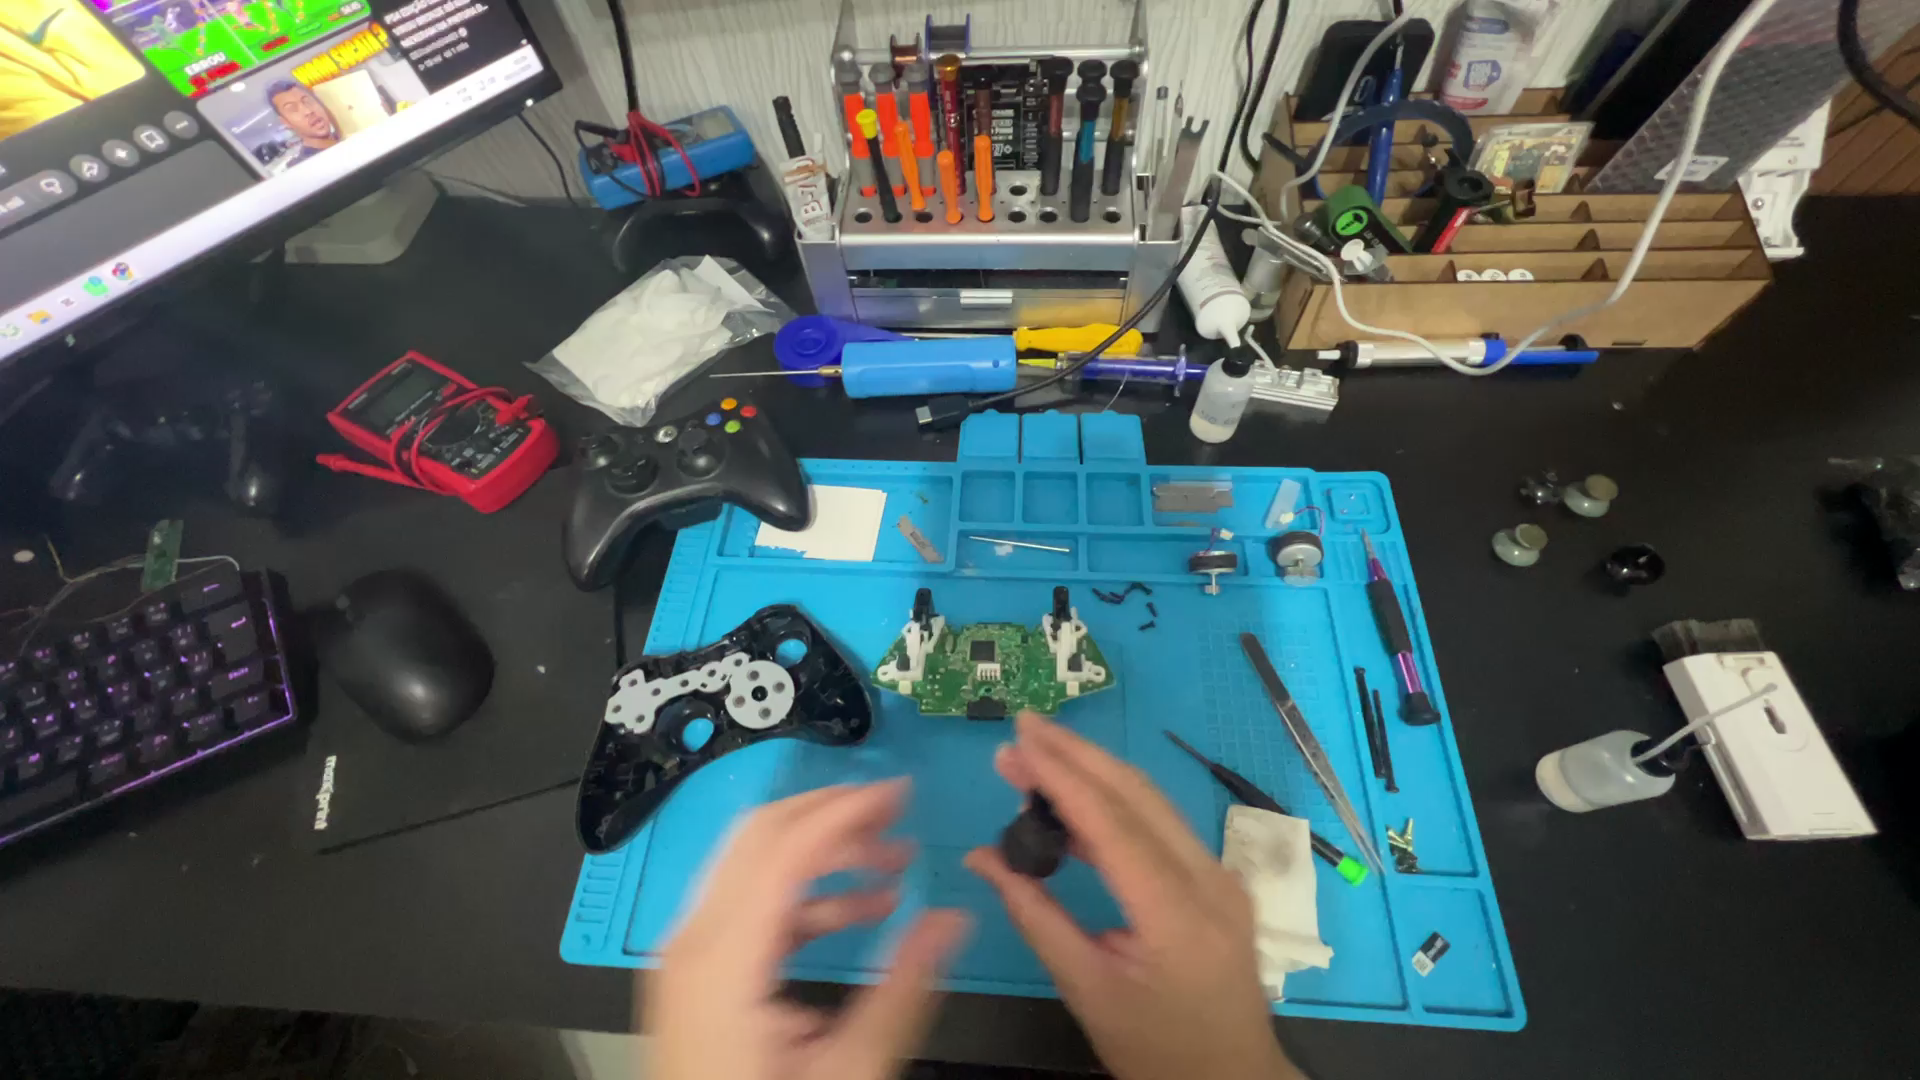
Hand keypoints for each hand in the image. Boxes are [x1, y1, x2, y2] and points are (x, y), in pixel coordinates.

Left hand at [645, 780, 970, 1079]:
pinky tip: (865, 907)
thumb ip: (901, 989)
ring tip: (896, 861)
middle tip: (898, 812)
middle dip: (837, 814)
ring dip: (829, 852)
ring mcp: (691, 949)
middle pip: (765, 834)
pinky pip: (756, 900)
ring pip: (759, 860)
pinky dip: (810, 892)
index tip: (902, 792)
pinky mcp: (700, 965)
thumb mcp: (846, 1072)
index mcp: (721, 958)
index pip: (785, 846)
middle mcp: (694, 936)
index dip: (847, 809)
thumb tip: (955, 917)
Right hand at [966, 713, 1300, 1079]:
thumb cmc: (1155, 1049)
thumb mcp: (1086, 990)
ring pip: (1149, 799)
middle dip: (1075, 753)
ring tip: (1036, 753)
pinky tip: (1070, 797)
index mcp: (1178, 914)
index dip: (1062, 776)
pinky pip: (1157, 822)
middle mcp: (1209, 878)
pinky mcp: (1214, 875)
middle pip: (1136, 794)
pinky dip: (1110, 801)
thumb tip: (981, 856)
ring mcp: (1218, 873)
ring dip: (1091, 770)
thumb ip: (1034, 915)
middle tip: (1023, 728)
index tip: (1020, 740)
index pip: (1112, 824)